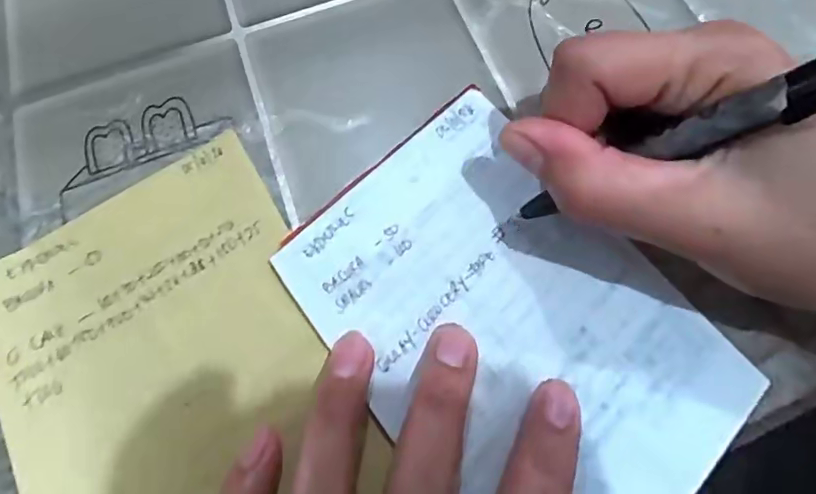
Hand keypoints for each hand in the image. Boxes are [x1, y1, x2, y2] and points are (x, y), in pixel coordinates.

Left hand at [222, 325, 580, 493]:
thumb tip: (564, 469)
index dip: (541, 459)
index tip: (557, 389)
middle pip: (424, 485)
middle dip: (439, 409)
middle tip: (454, 336)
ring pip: (328, 488)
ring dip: (340, 414)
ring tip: (352, 341)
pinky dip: (250, 487)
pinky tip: (261, 435)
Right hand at [498, 22, 815, 325]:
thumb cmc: (813, 245)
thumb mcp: (700, 224)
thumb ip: (601, 185)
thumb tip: (513, 139)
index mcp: (714, 52)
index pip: (589, 62)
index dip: (567, 125)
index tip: (593, 187)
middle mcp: (701, 41)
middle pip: (592, 70)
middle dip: (585, 136)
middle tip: (632, 197)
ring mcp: (700, 62)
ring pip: (602, 89)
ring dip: (603, 146)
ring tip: (653, 193)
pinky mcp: (698, 89)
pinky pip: (626, 105)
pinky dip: (621, 147)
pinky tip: (661, 180)